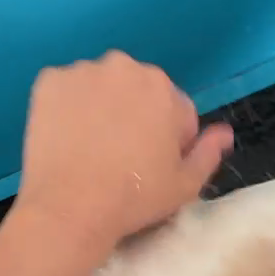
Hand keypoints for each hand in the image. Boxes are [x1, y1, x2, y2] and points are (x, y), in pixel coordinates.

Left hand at [13, 51, 233, 252]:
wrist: (70, 208)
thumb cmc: (135, 199)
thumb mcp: (185, 186)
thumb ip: (209, 153)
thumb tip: (225, 132)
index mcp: (164, 89)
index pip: (176, 110)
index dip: (169, 141)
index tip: (154, 167)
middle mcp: (125, 67)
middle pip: (138, 92)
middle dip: (136, 117)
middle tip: (123, 159)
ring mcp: (83, 71)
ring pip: (101, 88)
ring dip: (102, 110)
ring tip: (93, 151)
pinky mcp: (49, 81)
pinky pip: (66, 91)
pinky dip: (69, 109)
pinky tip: (69, 141)